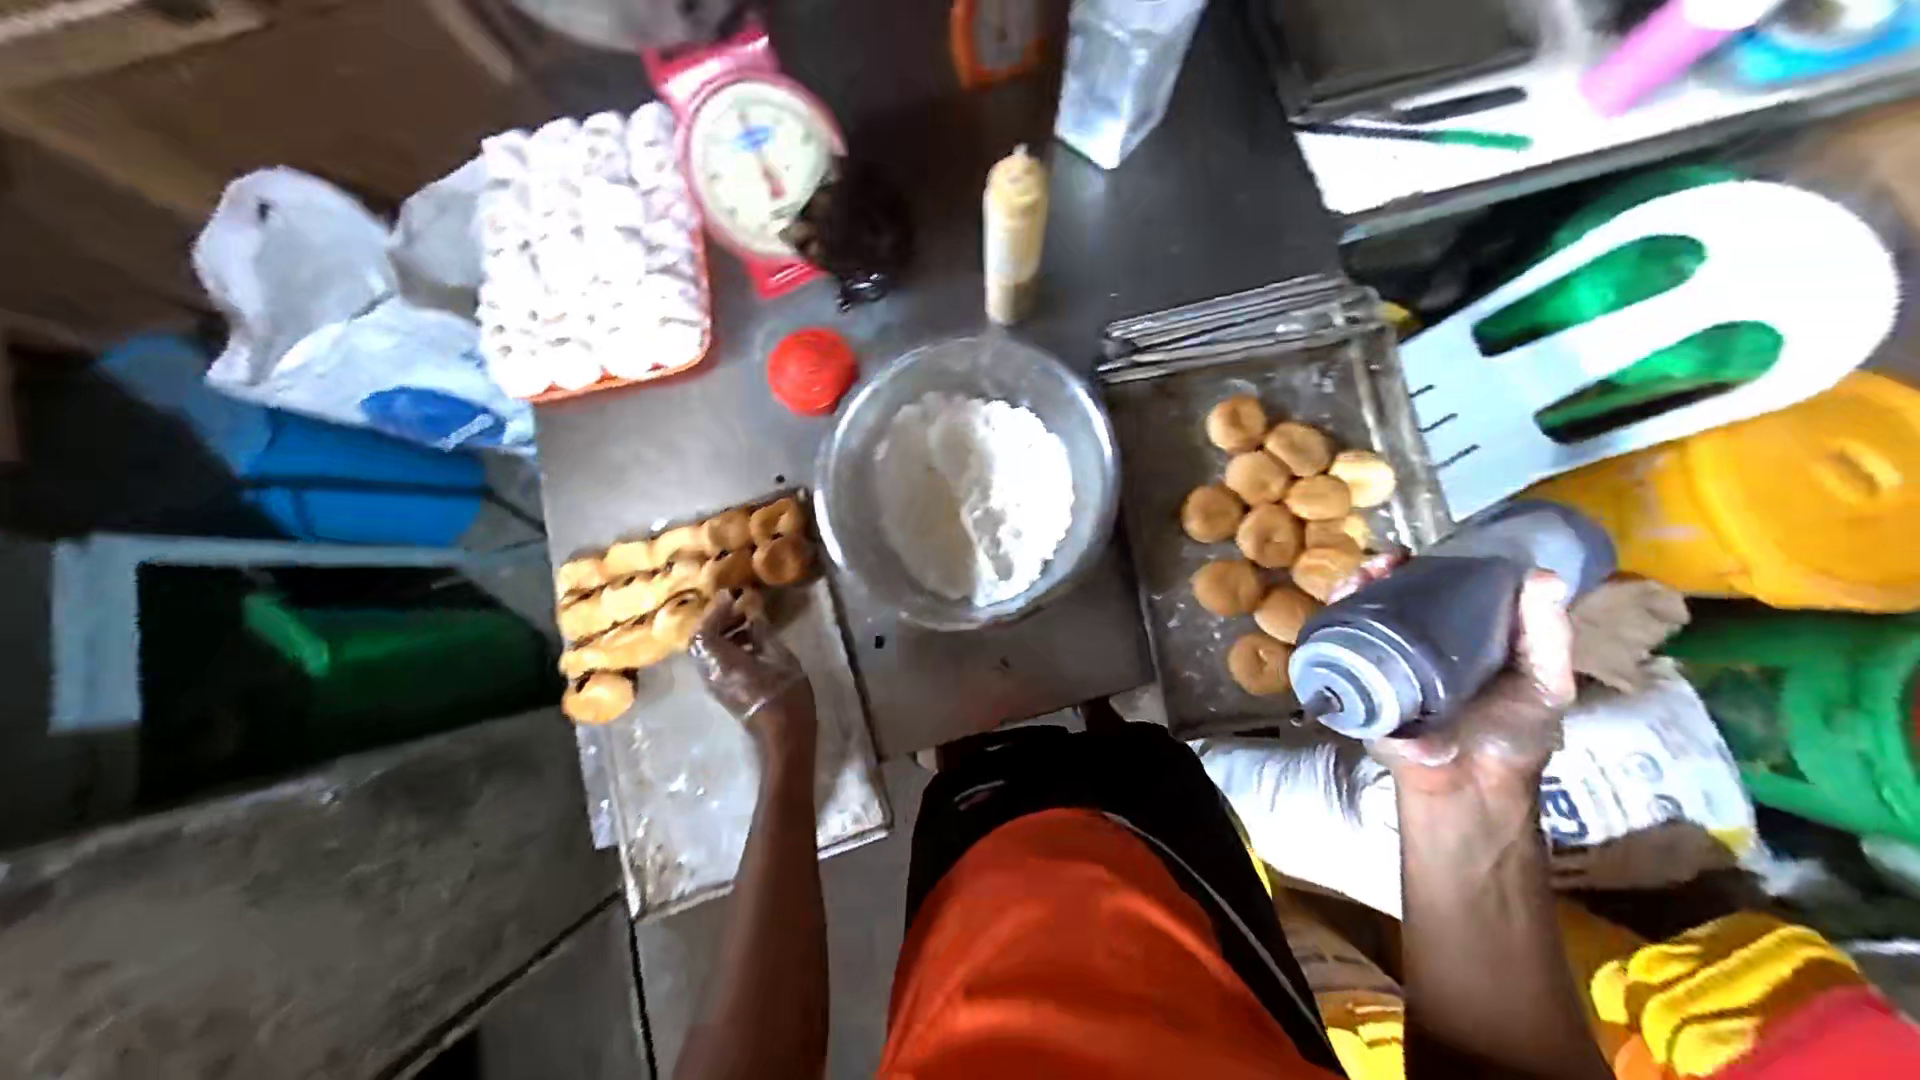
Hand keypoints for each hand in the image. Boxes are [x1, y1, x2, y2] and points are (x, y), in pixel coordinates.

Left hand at [688, 595, 816, 763]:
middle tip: (741, 608)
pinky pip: (718, 661)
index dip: (715, 611)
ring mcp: (715, 684)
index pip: (703, 630)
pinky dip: (730, 646)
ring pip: (709, 651)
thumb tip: (753, 612)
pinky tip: (754, 643)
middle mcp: (711, 672)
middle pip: (702, 640)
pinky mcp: (724, 691)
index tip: (733, 597)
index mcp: (722, 661)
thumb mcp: (779, 656)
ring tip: (751, 623)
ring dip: (725, 633)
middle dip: (719, 620)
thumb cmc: (783, 693)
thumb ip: (762, 632)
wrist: (783, 736)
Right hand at [1344, 562, 1574, 804]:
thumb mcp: (1544, 681)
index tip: (1414, 554)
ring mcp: (1377, 660)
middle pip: (1382, 597)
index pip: (1428, 590)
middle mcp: (1409, 643)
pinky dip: (1331, 619)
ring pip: (1353, 614)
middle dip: (1377, 573)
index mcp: (1452, 637)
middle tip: (1383, 563)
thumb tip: (1541, 575)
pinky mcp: (1352, 680)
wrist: (1469, 782)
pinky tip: (1341, 604)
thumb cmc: (1511, 733)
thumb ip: (1546, 634)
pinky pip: (1334, 644)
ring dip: (1351, 589)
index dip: (1418, 568)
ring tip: (1363, 577)